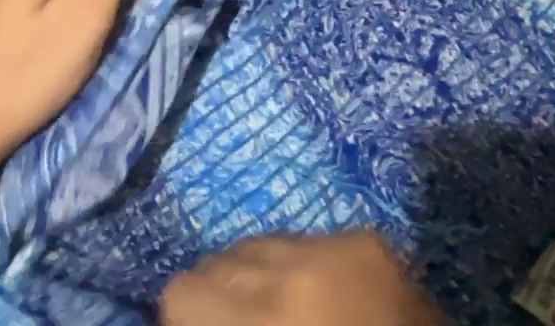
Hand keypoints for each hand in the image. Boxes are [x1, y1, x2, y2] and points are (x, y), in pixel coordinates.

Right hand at [160, 232, 442, 325]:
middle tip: (247, 320)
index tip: (201, 325)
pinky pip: (308, 238)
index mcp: (270, 319)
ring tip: (291, 306)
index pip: (183, 288)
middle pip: (220, 257)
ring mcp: (338, 244)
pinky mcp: (371, 238)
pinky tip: (331, 295)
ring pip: (261, 240)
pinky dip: (309, 265)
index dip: (188, 314)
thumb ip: (225, 323)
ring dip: (264, 273)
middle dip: (225, 293)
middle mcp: (297, 268)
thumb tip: (193, 306)